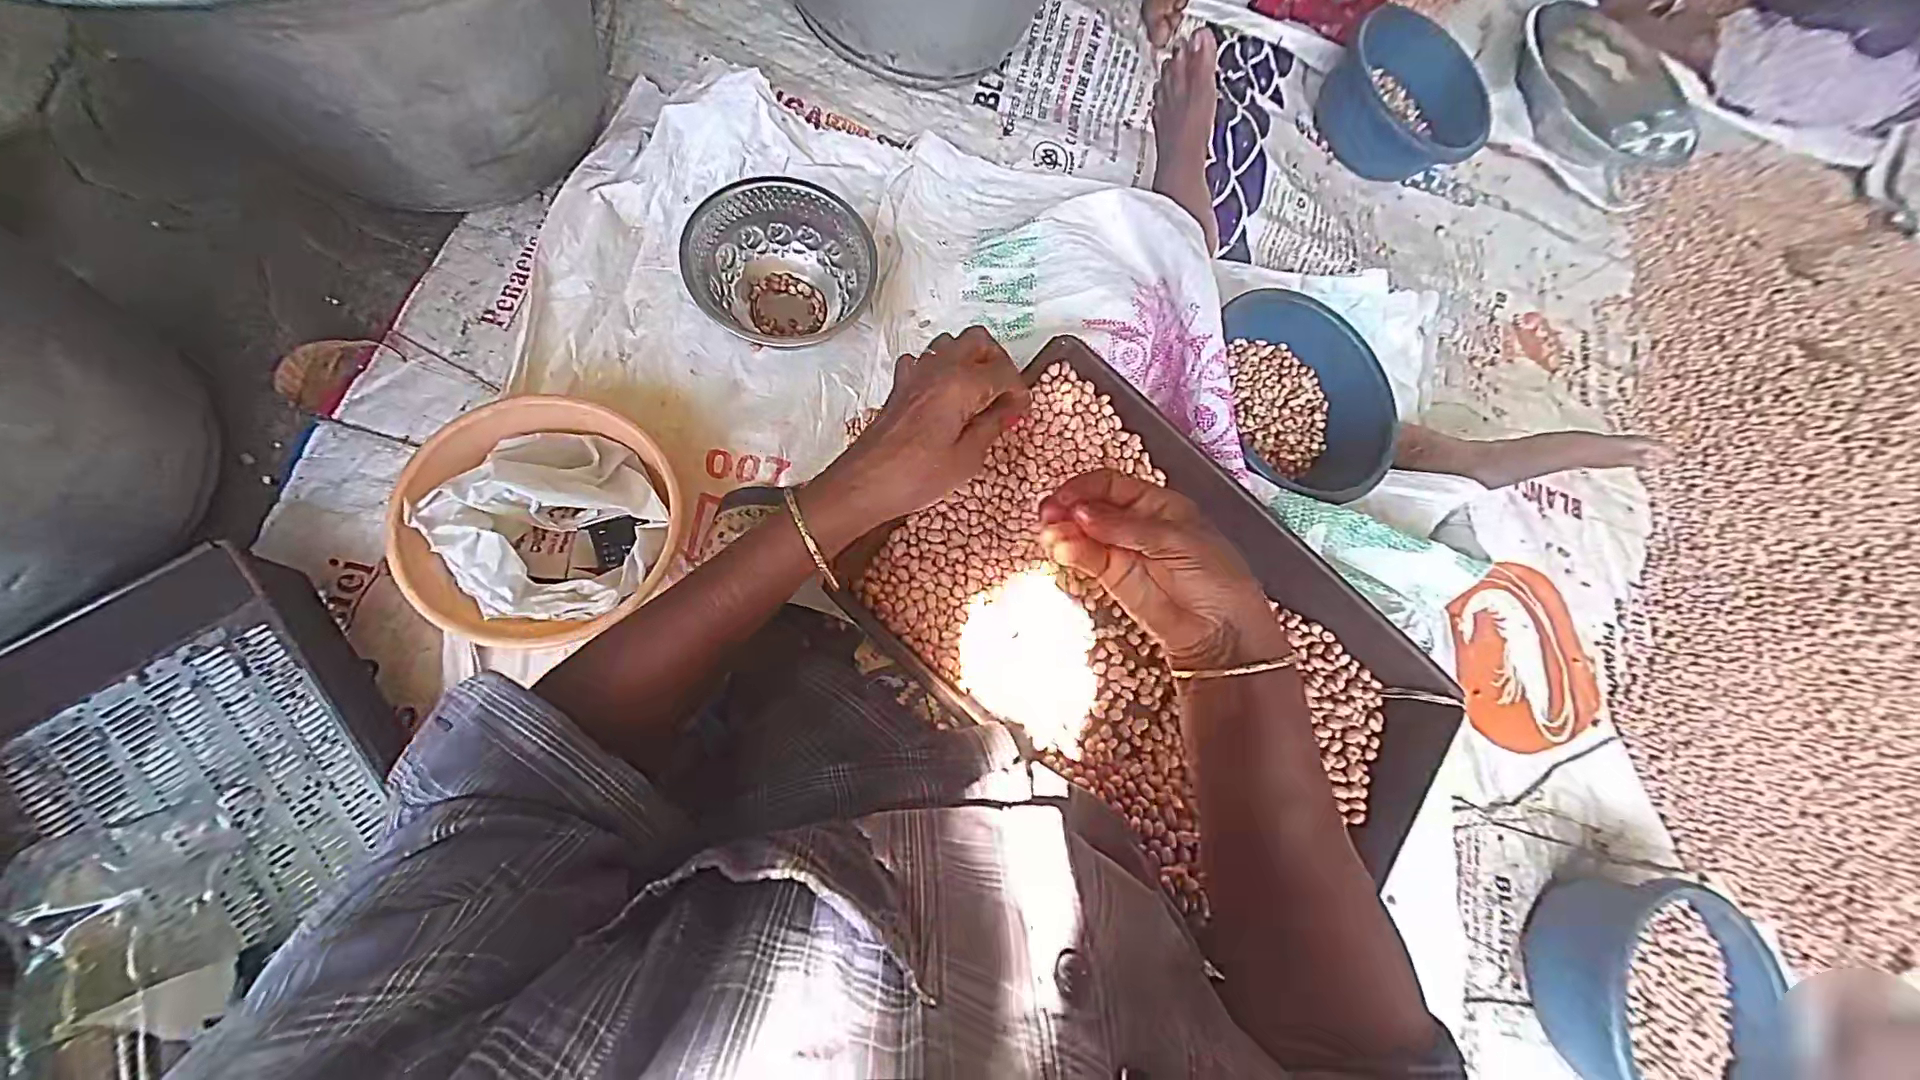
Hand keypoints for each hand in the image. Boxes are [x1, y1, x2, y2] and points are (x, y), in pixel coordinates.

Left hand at [806, 326, 1028, 547]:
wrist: (863, 484)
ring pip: (951, 344)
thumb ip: (991, 426)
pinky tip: (946, 396)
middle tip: (1006, 394)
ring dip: (971, 360)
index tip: (1021, 412)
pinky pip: (926, 362)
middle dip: (999, 362)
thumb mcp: (966, 459)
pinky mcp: (900, 387)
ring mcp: (915, 374)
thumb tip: (1009, 410)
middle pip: (979, 341)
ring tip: (980, 394)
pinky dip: (942, 370)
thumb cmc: (914, 477)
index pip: (1004, 372)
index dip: (1019, 391)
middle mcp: (938, 369)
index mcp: (960, 384)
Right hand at [1038, 469, 1282, 669]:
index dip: (1084, 488)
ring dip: (1062, 530)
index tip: (1062, 497)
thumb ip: (1128, 527)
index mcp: (1156, 503)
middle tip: (1047, 515)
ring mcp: (1120, 552)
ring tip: (1049, 534)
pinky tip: (1059, 548)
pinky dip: (1070, 552)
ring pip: (1082, 533)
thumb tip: (1081, 513)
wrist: (1222, 633)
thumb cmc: (1215, 577)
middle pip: (1090, 507)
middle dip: (1066, 508)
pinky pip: (1086, 560)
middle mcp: (1134, 523)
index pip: (1110, 485)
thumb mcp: (1178, 540)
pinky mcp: (1112, 579)